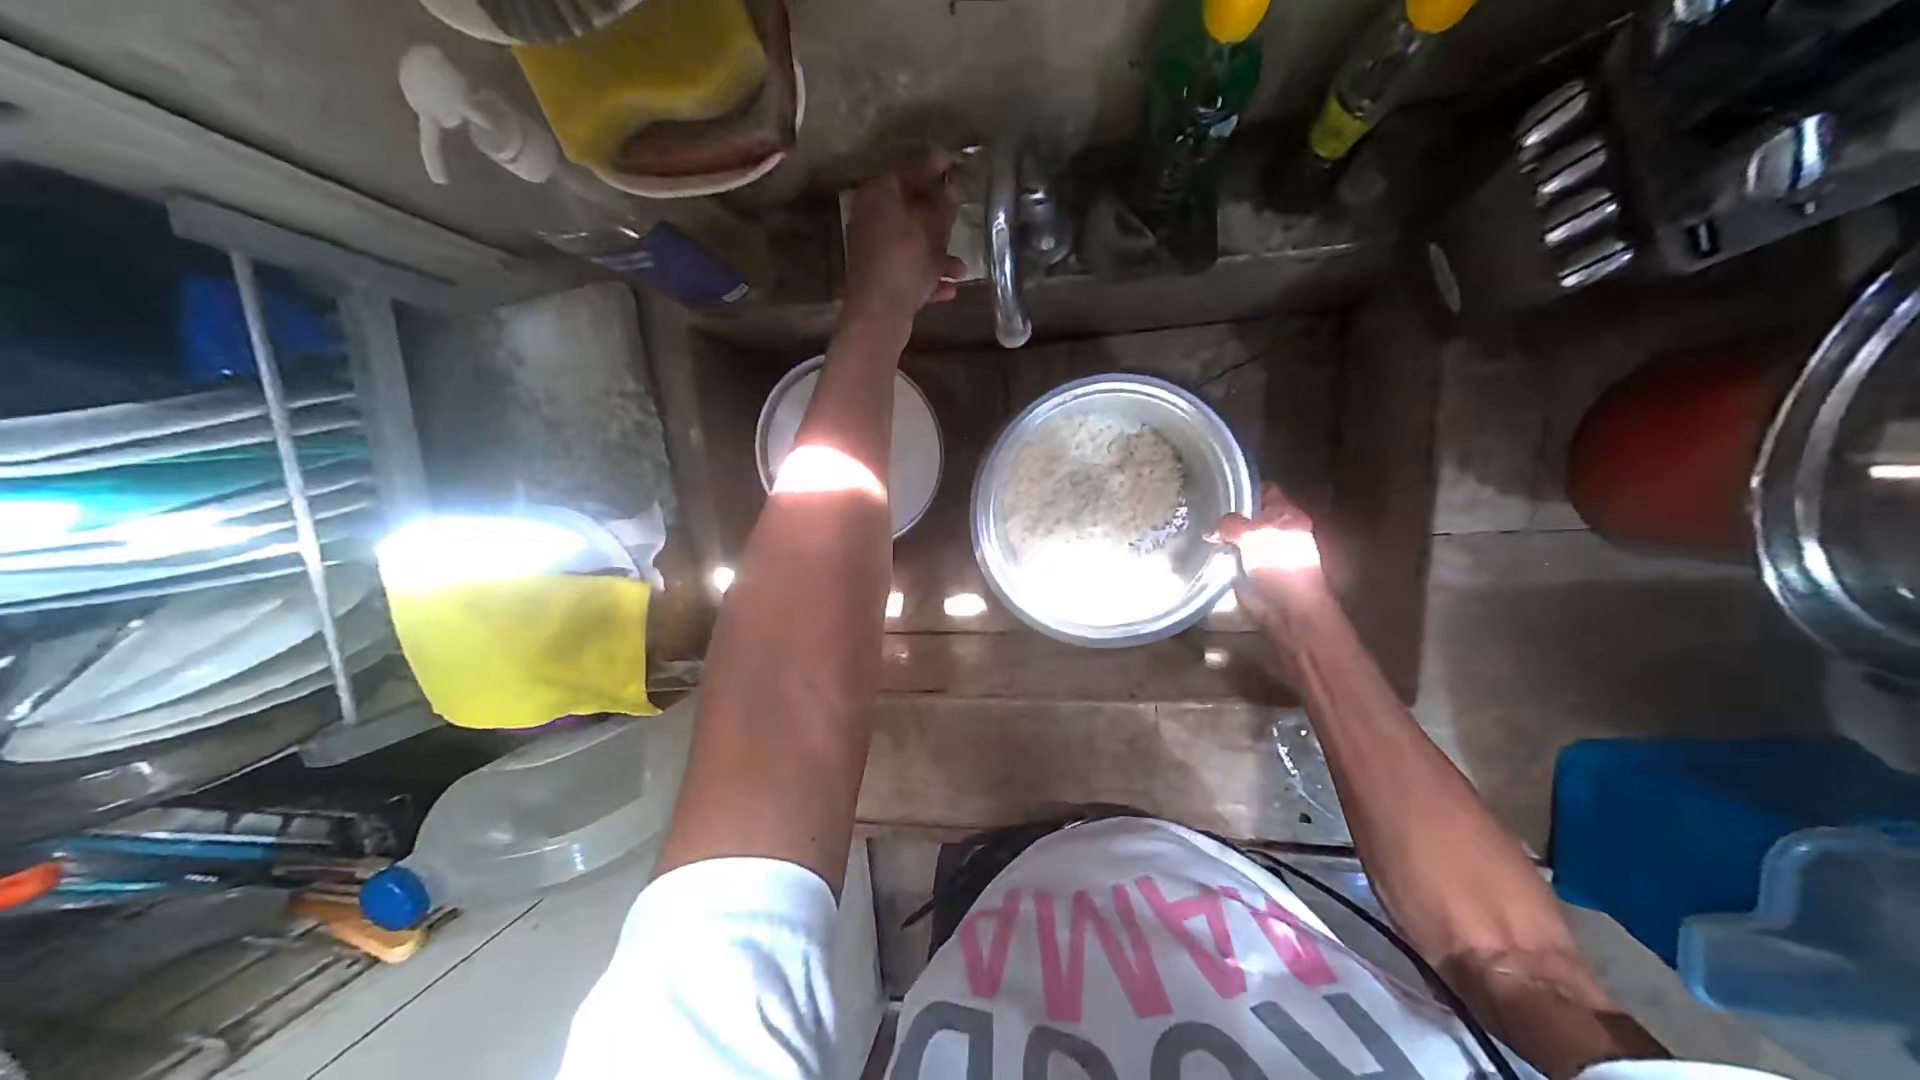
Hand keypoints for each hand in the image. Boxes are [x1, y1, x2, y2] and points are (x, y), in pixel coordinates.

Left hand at [843, 152, 966, 322]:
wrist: (879, 312)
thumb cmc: (905, 259)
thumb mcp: (931, 228)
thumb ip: (943, 204)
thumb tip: (952, 187)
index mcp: (878, 194)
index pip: (909, 171)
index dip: (935, 168)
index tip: (956, 165)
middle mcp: (870, 218)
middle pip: (910, 210)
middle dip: (939, 219)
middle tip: (960, 216)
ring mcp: (873, 250)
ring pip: (912, 244)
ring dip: (938, 255)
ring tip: (961, 268)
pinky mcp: (878, 278)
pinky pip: (908, 270)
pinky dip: (927, 276)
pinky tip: (950, 289)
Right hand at [1210, 482, 1331, 632]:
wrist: (1288, 609)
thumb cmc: (1277, 565)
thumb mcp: (1252, 533)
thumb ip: (1229, 524)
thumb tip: (1210, 530)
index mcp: (1286, 514)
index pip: (1264, 490)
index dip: (1242, 488)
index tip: (1216, 489)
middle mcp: (1278, 530)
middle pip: (1248, 515)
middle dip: (1227, 515)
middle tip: (1199, 512)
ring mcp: (1266, 553)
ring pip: (1238, 537)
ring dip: (1222, 539)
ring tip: (1196, 532)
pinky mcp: (1254, 573)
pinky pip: (1233, 558)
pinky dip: (1221, 557)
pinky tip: (1203, 554)